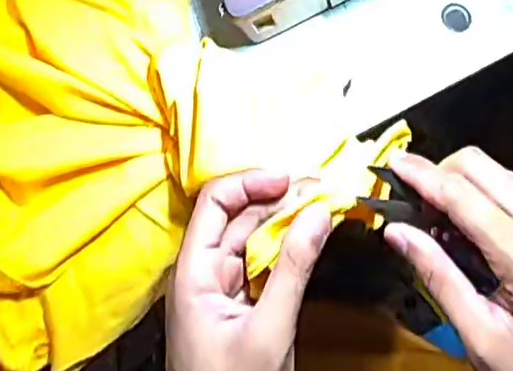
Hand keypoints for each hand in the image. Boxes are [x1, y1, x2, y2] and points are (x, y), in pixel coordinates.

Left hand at [167, 170, 333, 370]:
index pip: (215, 202)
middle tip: (318, 190)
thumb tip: (320, 211)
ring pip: (253, 235)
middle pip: (238, 215)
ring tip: (319, 205)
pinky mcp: (240, 304)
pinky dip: (286, 244)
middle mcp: (203, 273)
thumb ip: (293, 268)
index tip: (289, 180)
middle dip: (278, 197)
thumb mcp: (268, 332)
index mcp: (193, 273)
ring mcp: (221, 289)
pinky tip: (308, 236)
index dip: (250, 182)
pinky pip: (262, 259)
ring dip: (286, 218)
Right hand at [381, 150, 512, 370]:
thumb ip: (439, 279)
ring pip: (497, 169)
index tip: (394, 167)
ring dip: (466, 185)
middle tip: (419, 210)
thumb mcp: (489, 343)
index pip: (458, 192)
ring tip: (452, 230)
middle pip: (476, 163)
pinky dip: (493, 195)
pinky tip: (486, 232)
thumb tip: (400, 235)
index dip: (419, 175)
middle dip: (440, 175)